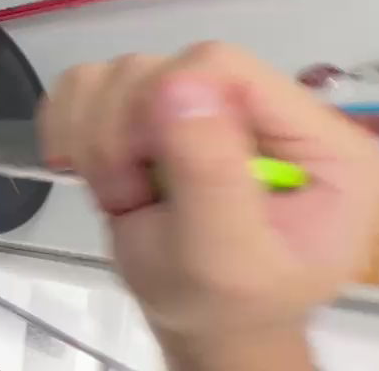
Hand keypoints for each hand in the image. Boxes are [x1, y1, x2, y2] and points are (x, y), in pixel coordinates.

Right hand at [40, 43, 378, 367]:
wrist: (193, 313)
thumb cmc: (222, 299)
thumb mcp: (225, 253)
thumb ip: (210, 171)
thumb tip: (180, 82)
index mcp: (313, 142)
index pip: (219, 66)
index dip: (165, 99)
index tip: (146, 159)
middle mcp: (255, 110)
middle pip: (152, 68)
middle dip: (117, 131)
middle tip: (125, 190)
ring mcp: (194, 105)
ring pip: (106, 74)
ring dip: (88, 134)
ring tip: (115, 188)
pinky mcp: (139, 107)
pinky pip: (78, 84)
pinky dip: (65, 124)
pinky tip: (85, 165)